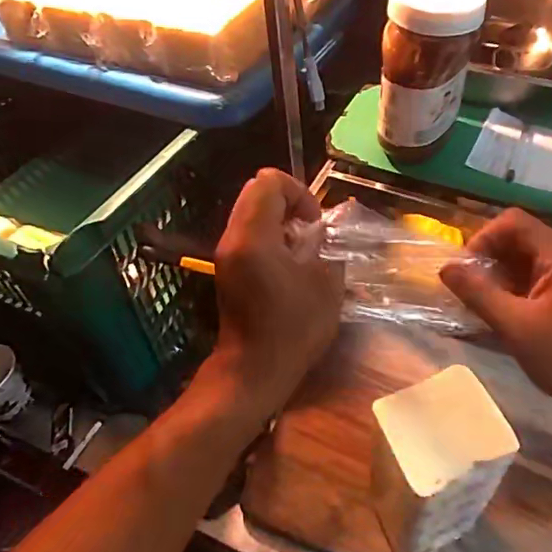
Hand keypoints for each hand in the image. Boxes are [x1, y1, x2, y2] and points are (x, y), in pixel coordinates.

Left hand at [210, 169, 343, 416]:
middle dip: (288, 203)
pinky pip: (247, 234)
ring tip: (301, 252)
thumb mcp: (326, 284)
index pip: (269, 181)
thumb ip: (326, 245)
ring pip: (250, 212)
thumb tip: (324, 228)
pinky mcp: (227, 268)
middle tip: (310, 233)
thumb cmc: (294, 328)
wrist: (254, 370)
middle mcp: (232, 238)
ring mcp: (225, 253)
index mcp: (254, 236)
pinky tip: (287, 267)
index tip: (314, 223)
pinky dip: (268, 237)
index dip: (299, 192)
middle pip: (256, 192)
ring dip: (278, 221)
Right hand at [439, 209, 551, 416]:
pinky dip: (515, 288)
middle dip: (489, 258)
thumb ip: (478, 293)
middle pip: (520, 238)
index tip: (467, 270)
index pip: (514, 222)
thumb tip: (446, 268)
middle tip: (469, 289)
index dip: (483, 238)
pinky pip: (537, 278)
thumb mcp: (515, 326)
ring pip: (526, 259)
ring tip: (482, 304)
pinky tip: (504, 314)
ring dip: (500, 275)